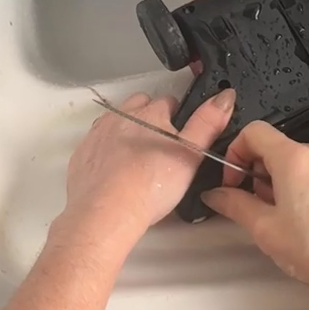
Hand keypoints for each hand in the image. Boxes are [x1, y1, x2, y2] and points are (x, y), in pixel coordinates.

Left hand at [56, 89, 235, 248]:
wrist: (107, 212)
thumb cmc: (149, 187)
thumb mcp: (191, 155)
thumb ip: (208, 123)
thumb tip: (225, 97)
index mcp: (150, 112)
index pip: (169, 102)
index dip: (178, 119)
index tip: (181, 137)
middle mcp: (121, 116)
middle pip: (141, 107)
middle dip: (151, 121)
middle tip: (161, 150)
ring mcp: (99, 133)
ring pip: (118, 123)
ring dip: (128, 134)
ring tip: (140, 162)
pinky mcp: (83, 153)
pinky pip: (98, 143)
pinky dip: (107, 152)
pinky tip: (117, 172)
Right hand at [201, 121, 308, 304]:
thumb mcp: (265, 229)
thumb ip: (234, 205)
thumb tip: (217, 195)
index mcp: (294, 158)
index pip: (254, 132)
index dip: (235, 153)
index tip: (233, 180)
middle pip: (276, 148)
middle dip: (258, 173)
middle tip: (256, 206)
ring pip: (297, 162)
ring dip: (281, 183)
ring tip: (283, 220)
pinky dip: (304, 189)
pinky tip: (307, 223)